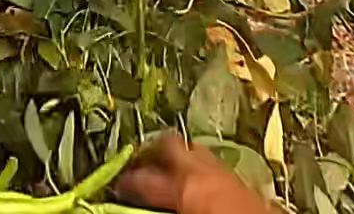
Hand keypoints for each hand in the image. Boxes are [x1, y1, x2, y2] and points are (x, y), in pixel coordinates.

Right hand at [114, 134, 271, 213]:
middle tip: (134, 163)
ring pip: (190, 149)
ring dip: (173, 157)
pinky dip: (193, 167)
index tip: (114, 183)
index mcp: (186, 188)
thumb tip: (137, 204)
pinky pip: (208, 162)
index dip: (126, 181)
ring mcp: (223, 171)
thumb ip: (162, 207)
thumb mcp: (184, 209)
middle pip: (169, 145)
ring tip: (161, 171)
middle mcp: (202, 170)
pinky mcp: (239, 181)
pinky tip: (190, 184)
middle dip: (149, 152)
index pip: (146, 180)